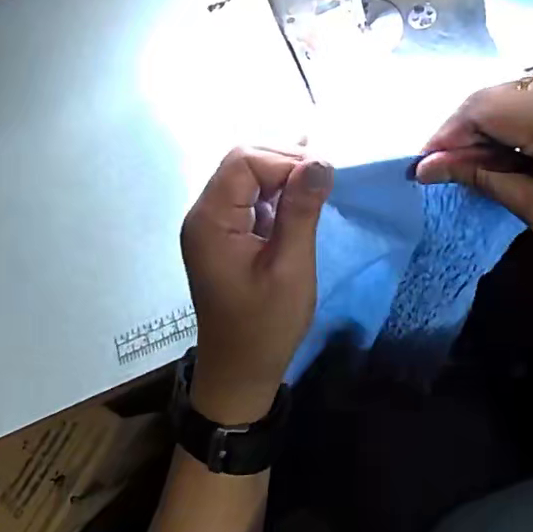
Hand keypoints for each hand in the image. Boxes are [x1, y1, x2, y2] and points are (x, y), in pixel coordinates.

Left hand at [180, 147, 334, 424]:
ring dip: (285, 173)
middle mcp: (205, 214)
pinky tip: (306, 187)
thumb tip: (320, 160)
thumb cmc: (266, 326)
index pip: (244, 161)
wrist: (241, 371)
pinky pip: (252, 197)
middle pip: (243, 162)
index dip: (285, 161)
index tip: (324, 179)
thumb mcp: (290, 268)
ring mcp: (215, 224)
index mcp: (211, 220)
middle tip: (327, 176)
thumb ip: (301, 211)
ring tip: (323, 178)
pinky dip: (279, 190)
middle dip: (285, 161)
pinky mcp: (228, 235)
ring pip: (248, 176)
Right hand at [413, 66, 532, 310]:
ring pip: (528, 87)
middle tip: (454, 167)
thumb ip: (489, 179)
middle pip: (504, 92)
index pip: (485, 107)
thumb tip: (431, 166)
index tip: (426, 165)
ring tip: (490, 159)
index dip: (448, 134)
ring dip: (502, 119)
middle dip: (472, 128)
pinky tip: (530, 142)